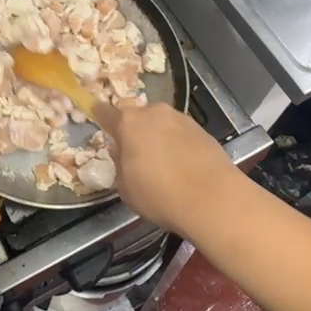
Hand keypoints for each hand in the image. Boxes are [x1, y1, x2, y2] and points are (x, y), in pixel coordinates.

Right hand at [94, 101, 242, 235]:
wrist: (213, 198)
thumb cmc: (160, 194)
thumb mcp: (126, 188)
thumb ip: (120, 165)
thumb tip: (123, 152)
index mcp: (128, 123)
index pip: (106, 112)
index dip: (100, 115)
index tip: (97, 115)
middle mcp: (153, 112)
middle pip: (137, 117)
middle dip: (136, 131)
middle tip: (138, 156)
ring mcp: (180, 118)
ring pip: (161, 124)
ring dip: (159, 137)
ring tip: (165, 165)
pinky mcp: (201, 129)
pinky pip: (181, 134)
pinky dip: (179, 145)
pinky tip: (184, 167)